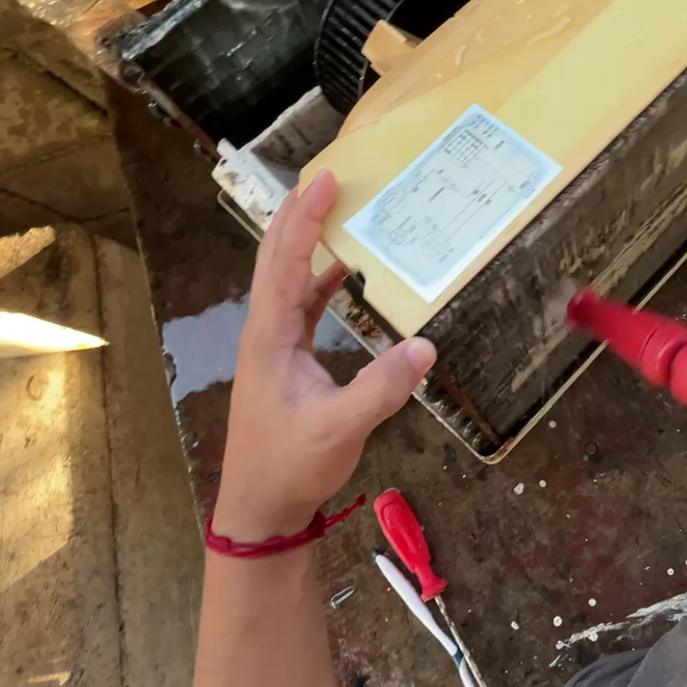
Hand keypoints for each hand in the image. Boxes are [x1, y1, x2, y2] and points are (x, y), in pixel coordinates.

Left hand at [212, 171, 436, 540]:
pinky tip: (342, 274)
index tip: (327, 180)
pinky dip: (318, 280)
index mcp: (271, 335)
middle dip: (298, 215)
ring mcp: (273, 344)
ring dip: (304, 242)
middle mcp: (266, 330)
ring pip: (285, 278)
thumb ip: (382, 387)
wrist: (260, 507)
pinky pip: (301, 305)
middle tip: (328, 180)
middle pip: (276, 258)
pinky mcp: (285, 360)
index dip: (304, 218)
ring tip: (333, 212)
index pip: (285, 261)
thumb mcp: (340, 427)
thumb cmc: (291, 464)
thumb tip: (426, 344)